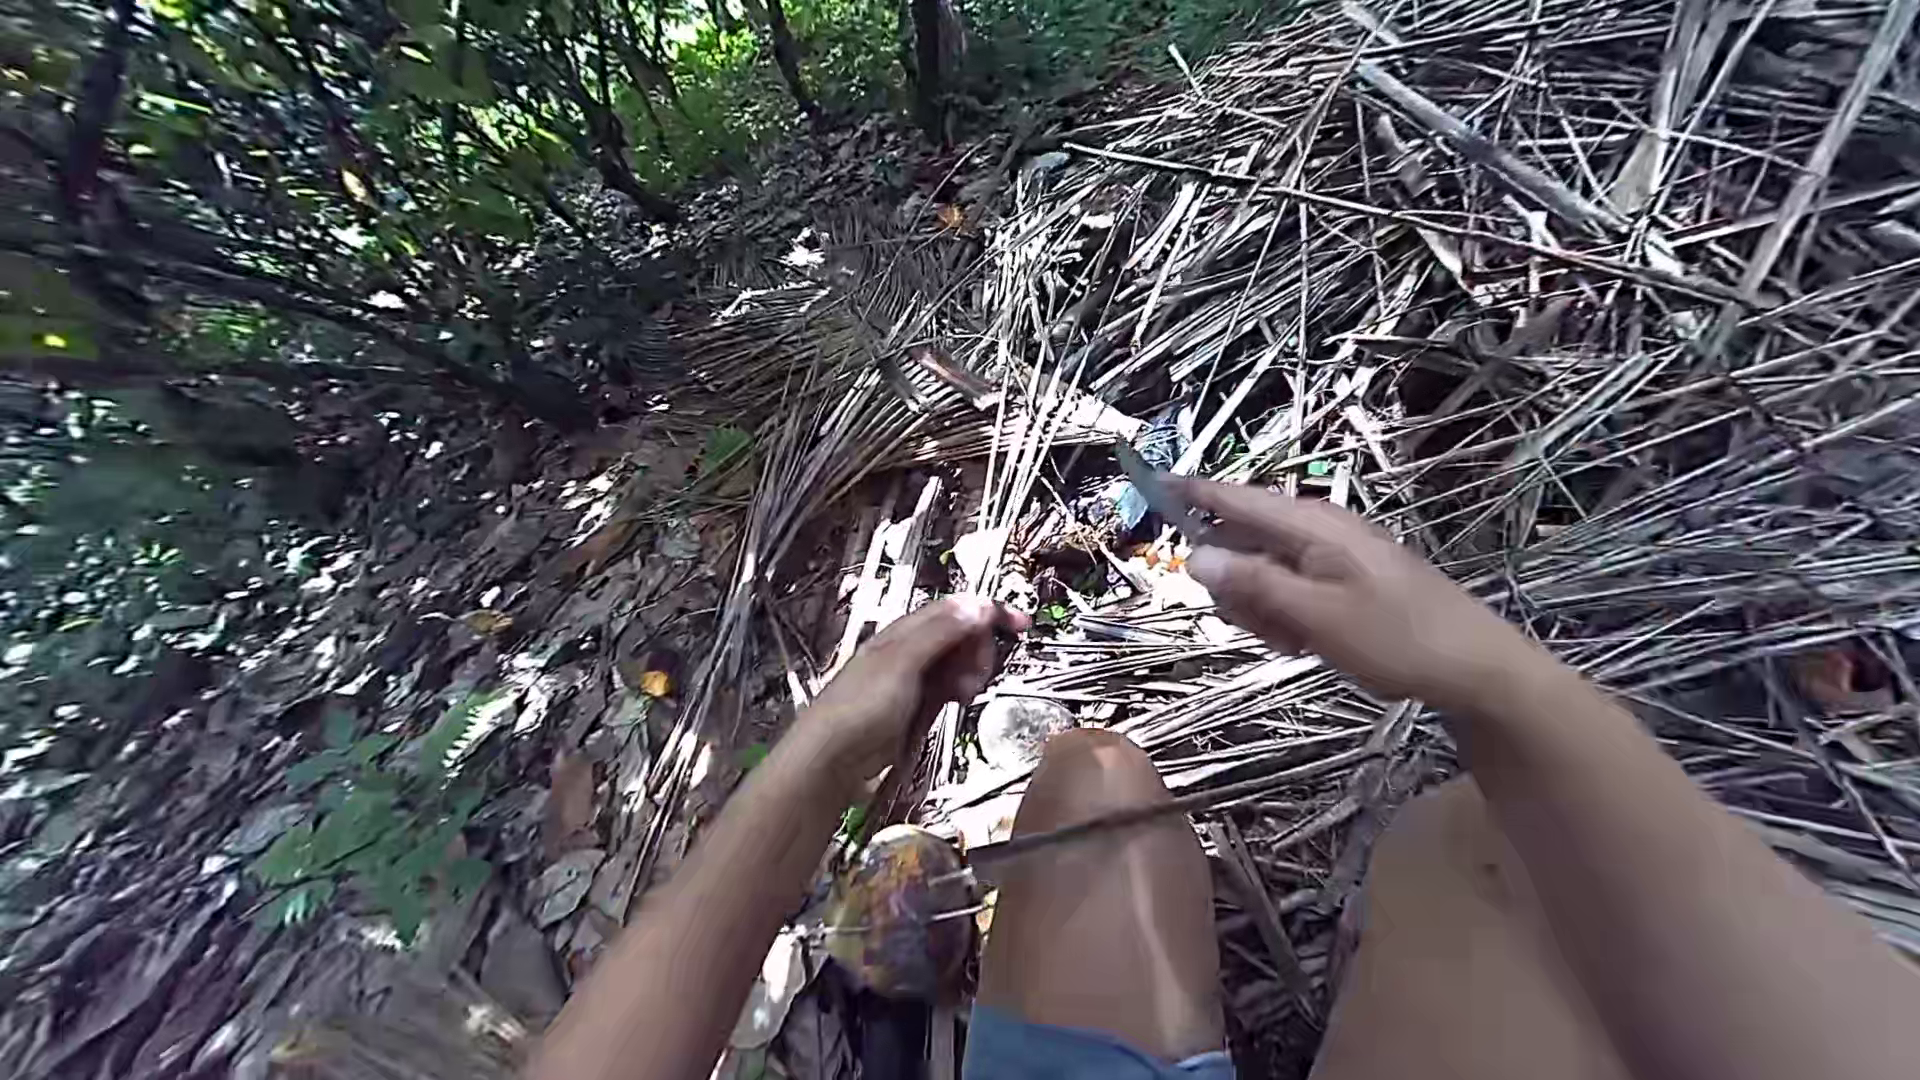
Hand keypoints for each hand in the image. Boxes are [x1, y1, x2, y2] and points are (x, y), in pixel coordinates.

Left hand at [796, 596, 1029, 787]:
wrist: (831, 758)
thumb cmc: (860, 706)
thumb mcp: (901, 663)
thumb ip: (940, 633)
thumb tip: (976, 605)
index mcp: (905, 630)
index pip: (956, 609)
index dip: (989, 612)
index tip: (1020, 624)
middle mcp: (911, 648)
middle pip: (962, 634)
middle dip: (979, 648)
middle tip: (978, 674)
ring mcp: (914, 676)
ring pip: (958, 661)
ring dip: (971, 671)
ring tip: (966, 693)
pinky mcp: (917, 703)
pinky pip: (949, 685)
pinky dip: (961, 688)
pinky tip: (961, 700)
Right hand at [1173, 479, 1539, 710]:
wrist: (1477, 672)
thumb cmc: (1398, 638)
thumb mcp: (1316, 615)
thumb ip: (1252, 583)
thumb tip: (1192, 556)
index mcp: (1311, 526)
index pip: (1236, 498)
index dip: (1191, 491)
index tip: (1151, 483)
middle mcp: (1315, 532)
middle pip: (1240, 541)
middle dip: (1232, 582)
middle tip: (1256, 622)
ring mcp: (1327, 556)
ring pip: (1258, 571)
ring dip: (1257, 605)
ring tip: (1289, 637)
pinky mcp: (1336, 579)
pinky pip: (1283, 587)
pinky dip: (1279, 613)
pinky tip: (1302, 640)